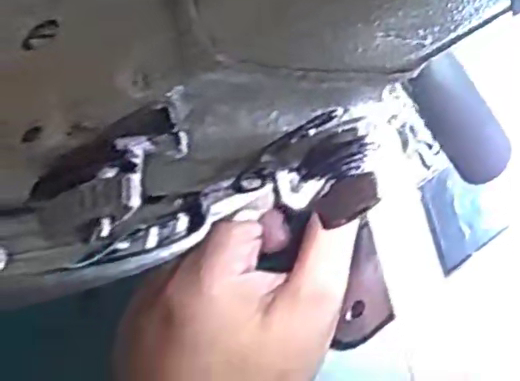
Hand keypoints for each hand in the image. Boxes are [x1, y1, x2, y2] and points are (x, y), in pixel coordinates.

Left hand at [115, 212, 357, 380]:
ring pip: (209, 258)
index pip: (254, 208)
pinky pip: (186, 286)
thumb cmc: (259, 373)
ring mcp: (141, 314)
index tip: (303, 243)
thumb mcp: (315, 297)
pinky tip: (234, 317)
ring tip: (262, 300)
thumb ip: (332, 235)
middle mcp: (158, 290)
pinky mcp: (138, 333)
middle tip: (285, 279)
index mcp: (200, 275)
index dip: (290, 218)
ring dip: (241, 266)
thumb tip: (346, 192)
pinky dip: (216, 289)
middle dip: (267, 243)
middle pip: (230, 231)